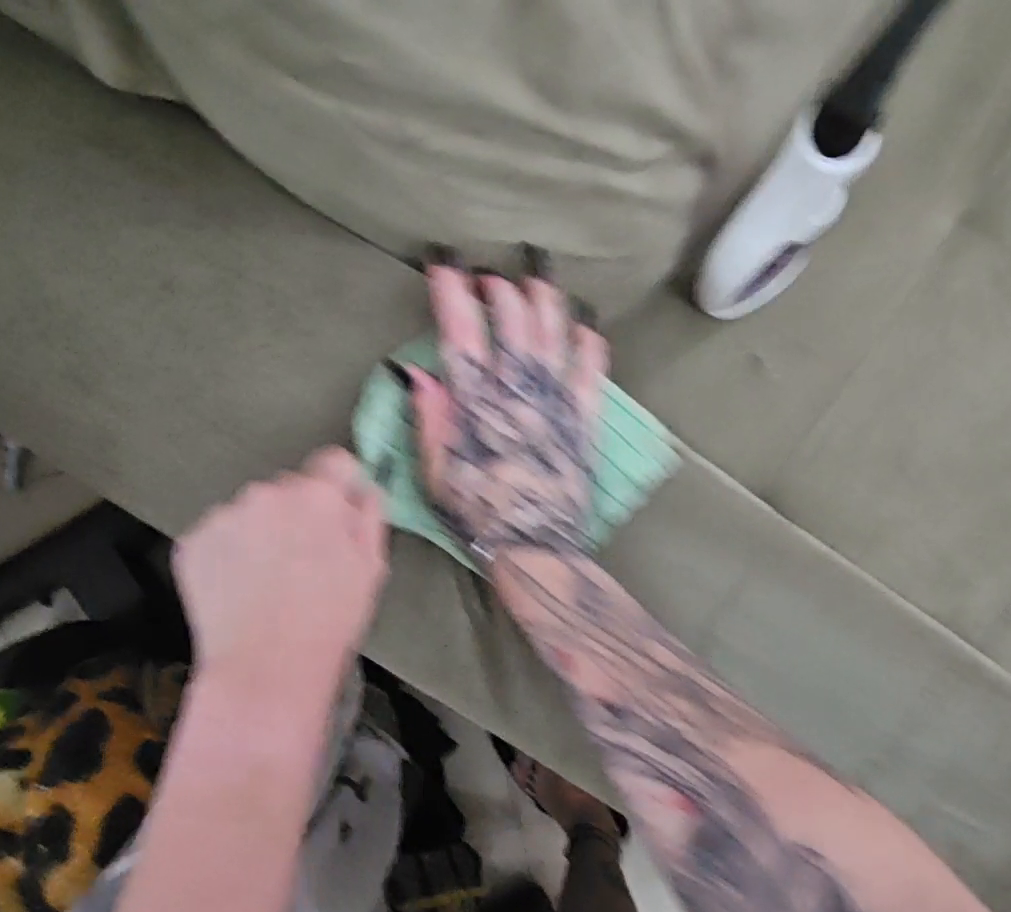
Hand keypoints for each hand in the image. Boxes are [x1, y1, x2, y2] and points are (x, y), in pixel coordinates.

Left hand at [171, 447, 388, 669]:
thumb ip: (370, 518)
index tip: (339, 512)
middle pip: (288, 488)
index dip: (341, 485)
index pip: (334, 462)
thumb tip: (365, 491)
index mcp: (317, 496)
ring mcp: (223, 516)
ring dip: (260, 532)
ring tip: (268, 580)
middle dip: (297, 513)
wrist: (265, 667)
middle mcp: (266, 493)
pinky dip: (228, 555)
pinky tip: (240, 589)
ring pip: (249, 512)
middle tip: (303, 559)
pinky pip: (217, 536)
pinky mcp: (191, 542)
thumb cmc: (329, 621)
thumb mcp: (371, 569)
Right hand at [406, 244, 607, 555]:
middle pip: (513, 320)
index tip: (444, 264)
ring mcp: (556, 401)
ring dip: (545, 300)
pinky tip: (586, 325)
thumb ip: (431, 420)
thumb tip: (418, 372)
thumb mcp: (438, 473)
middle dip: (500, 289)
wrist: (536, 547)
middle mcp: (518, 392)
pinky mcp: (586, 418)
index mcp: (475, 403)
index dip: (452, 292)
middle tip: (490, 277)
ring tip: (537, 279)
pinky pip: (593, 370)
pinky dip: (590, 344)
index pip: (462, 332)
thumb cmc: (479, 514)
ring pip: (554, 333)